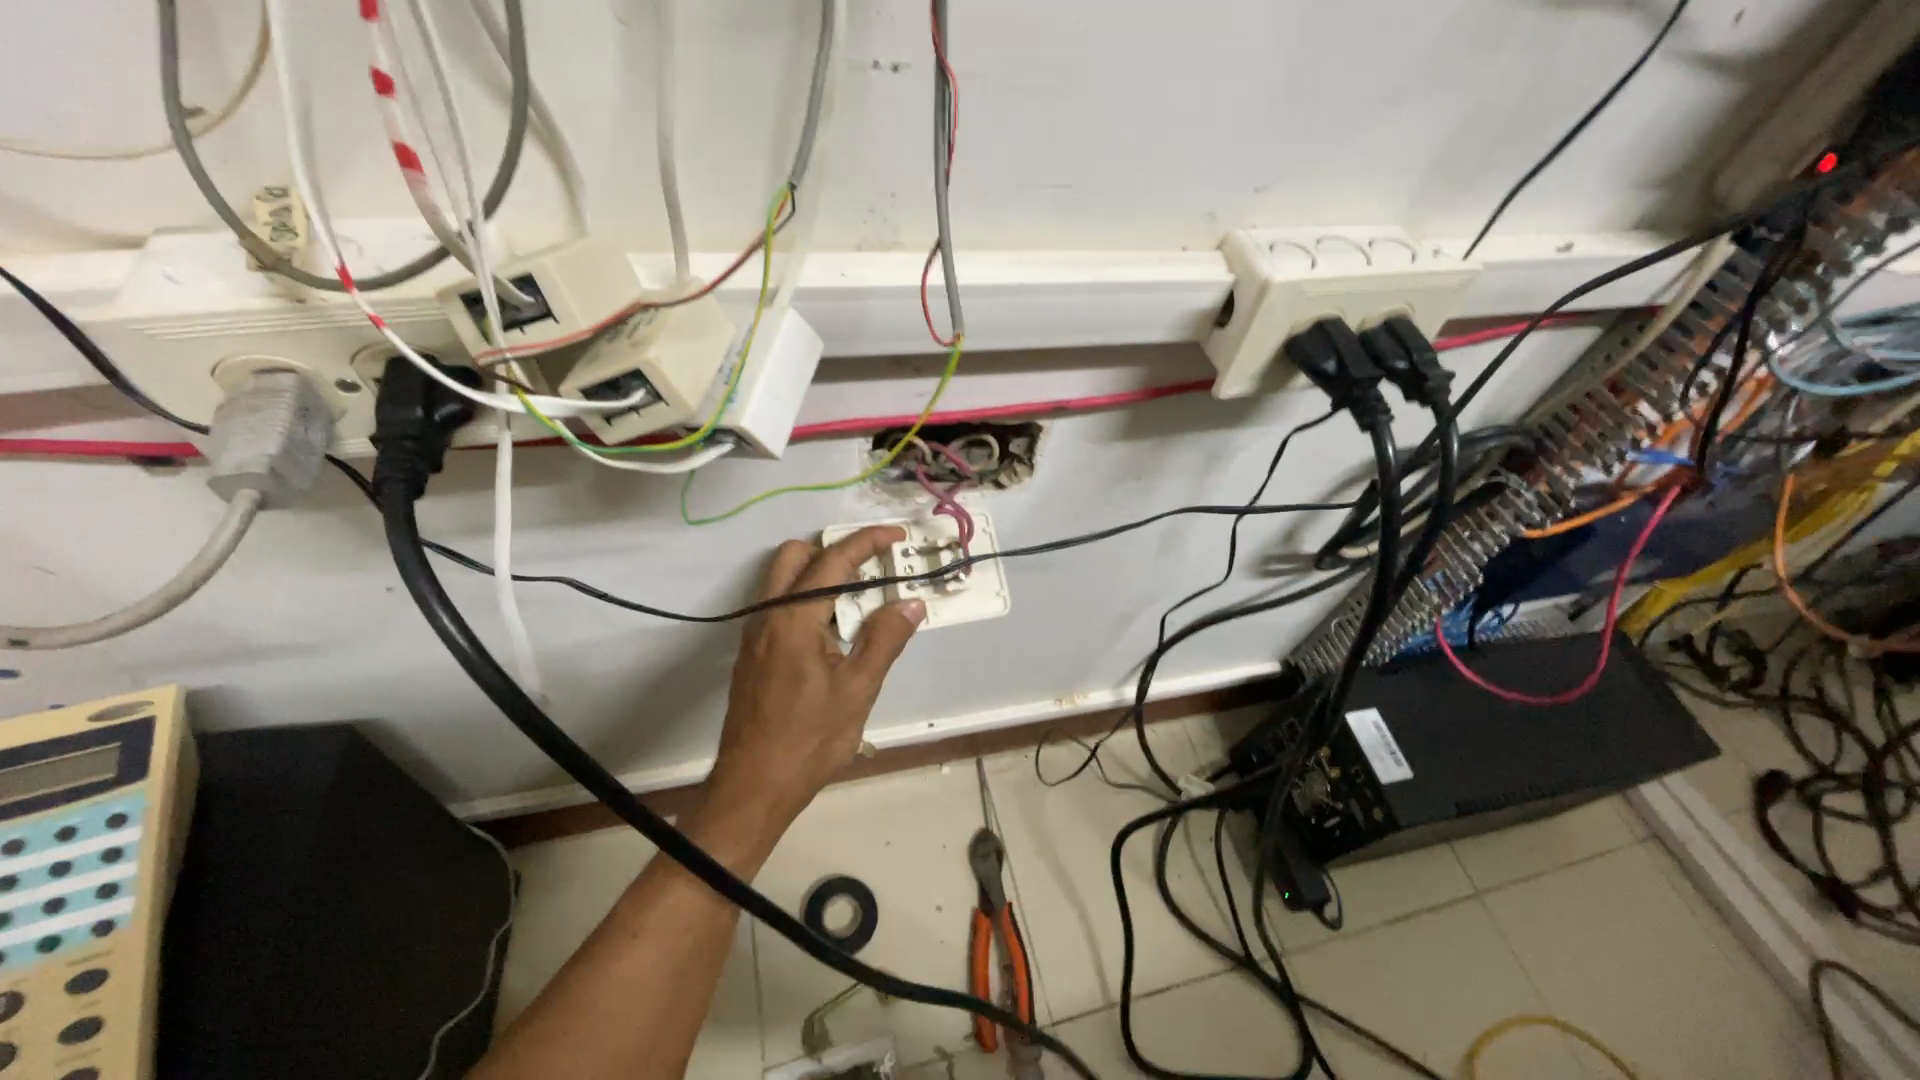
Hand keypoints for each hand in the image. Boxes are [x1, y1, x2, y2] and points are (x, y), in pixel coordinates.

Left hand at [708, 527, 926, 824]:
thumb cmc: (809, 740)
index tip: (898, 537)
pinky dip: (808, 601)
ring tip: (861, 602)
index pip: (833, 561)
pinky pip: (780, 606)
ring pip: (784, 581)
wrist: (754, 785)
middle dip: (836, 551)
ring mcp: (755, 635)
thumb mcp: (858, 690)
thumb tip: (910, 603)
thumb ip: (884, 639)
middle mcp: (767, 616)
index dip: (867, 542)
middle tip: (874, 570)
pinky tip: (835, 633)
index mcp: (793, 619)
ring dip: (821, 577)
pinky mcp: (753, 654)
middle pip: (796, 556)